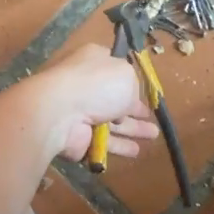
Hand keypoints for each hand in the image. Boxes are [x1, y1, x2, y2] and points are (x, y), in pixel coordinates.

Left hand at [22, 44, 159, 161]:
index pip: (114, 68)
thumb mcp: (126, 74)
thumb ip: (134, 85)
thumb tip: (129, 99)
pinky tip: (136, 151)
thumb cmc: (96, 85)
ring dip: (133, 129)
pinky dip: (120, 146)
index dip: (131, 80)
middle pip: (115, 99)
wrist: (60, 113)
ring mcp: (81, 113)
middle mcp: (86, 86)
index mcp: (94, 62)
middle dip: (135, 108)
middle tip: (151, 116)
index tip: (146, 90)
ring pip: (113, 123)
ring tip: (153, 136)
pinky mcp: (80, 137)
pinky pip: (105, 142)